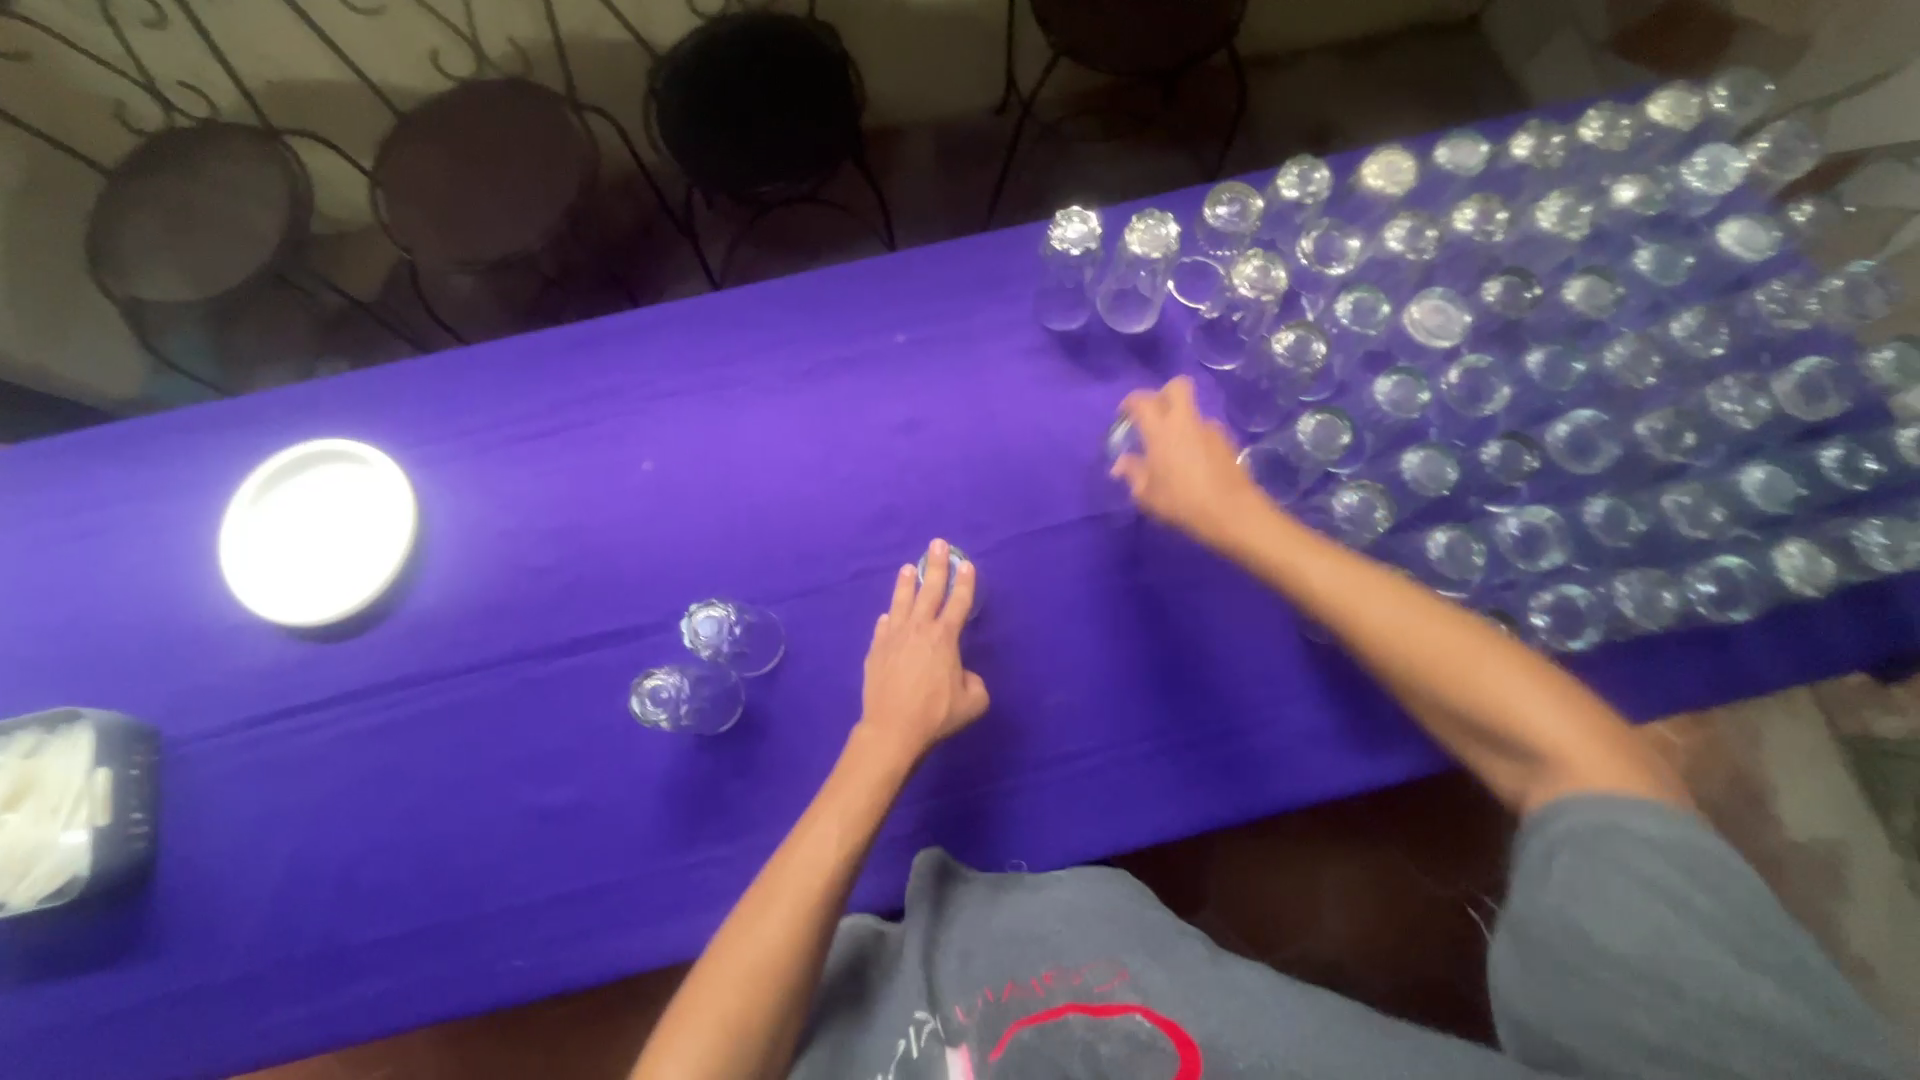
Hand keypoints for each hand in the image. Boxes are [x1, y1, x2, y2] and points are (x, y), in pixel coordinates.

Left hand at [855, 539, 988, 764]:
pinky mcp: (875, 652)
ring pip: (901, 603)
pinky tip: (887, 616)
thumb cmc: (936, 714)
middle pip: (929, 591)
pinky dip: (887, 620)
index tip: (967, 564)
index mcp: (945, 638)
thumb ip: (974, 682)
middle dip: (936, 566)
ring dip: (906, 583)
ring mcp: (893, 639)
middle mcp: (918, 630)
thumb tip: (963, 675)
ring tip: (907, 567)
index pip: (959, 602)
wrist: (893, 729)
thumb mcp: (973, 702)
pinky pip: (883, 629)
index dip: (965, 582)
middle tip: (938, 544)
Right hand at [1112, 377, 1269, 548]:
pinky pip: (1205, 432)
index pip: (1142, 400)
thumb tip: (1121, 463)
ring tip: (1174, 451)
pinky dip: (1196, 440)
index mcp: (1161, 430)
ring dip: (1181, 423)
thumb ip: (1132, 473)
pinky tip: (1194, 465)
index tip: (1124, 415)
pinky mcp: (1227, 442)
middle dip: (1163, 395)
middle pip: (1177, 387)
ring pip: (1192, 413)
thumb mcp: (1147, 494)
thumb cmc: (1182, 503)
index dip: (1130, 402)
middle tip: (1154, 417)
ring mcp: (1210, 430)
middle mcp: (1186, 421)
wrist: (1232, 513)